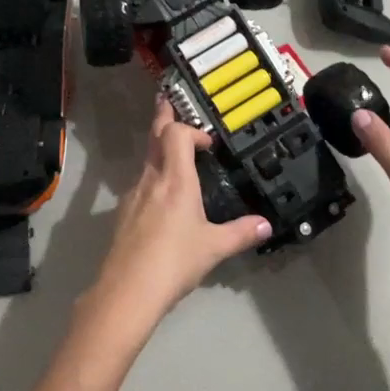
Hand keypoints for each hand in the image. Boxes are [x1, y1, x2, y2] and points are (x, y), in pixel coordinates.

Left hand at [89, 99, 271, 324]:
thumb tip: (265, 225)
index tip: (207, 143)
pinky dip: (152, 176)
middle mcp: (151, 179)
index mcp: (175, 180)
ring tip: (172, 150)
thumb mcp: (214, 248)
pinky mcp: (123, 213)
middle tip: (167, 100)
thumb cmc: (174, 262)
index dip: (191, 129)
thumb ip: (240, 233)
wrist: (127, 290)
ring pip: (146, 159)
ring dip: (158, 148)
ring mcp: (133, 195)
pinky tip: (161, 197)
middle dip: (163, 117)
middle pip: (155, 136)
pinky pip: (140, 183)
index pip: (176, 133)